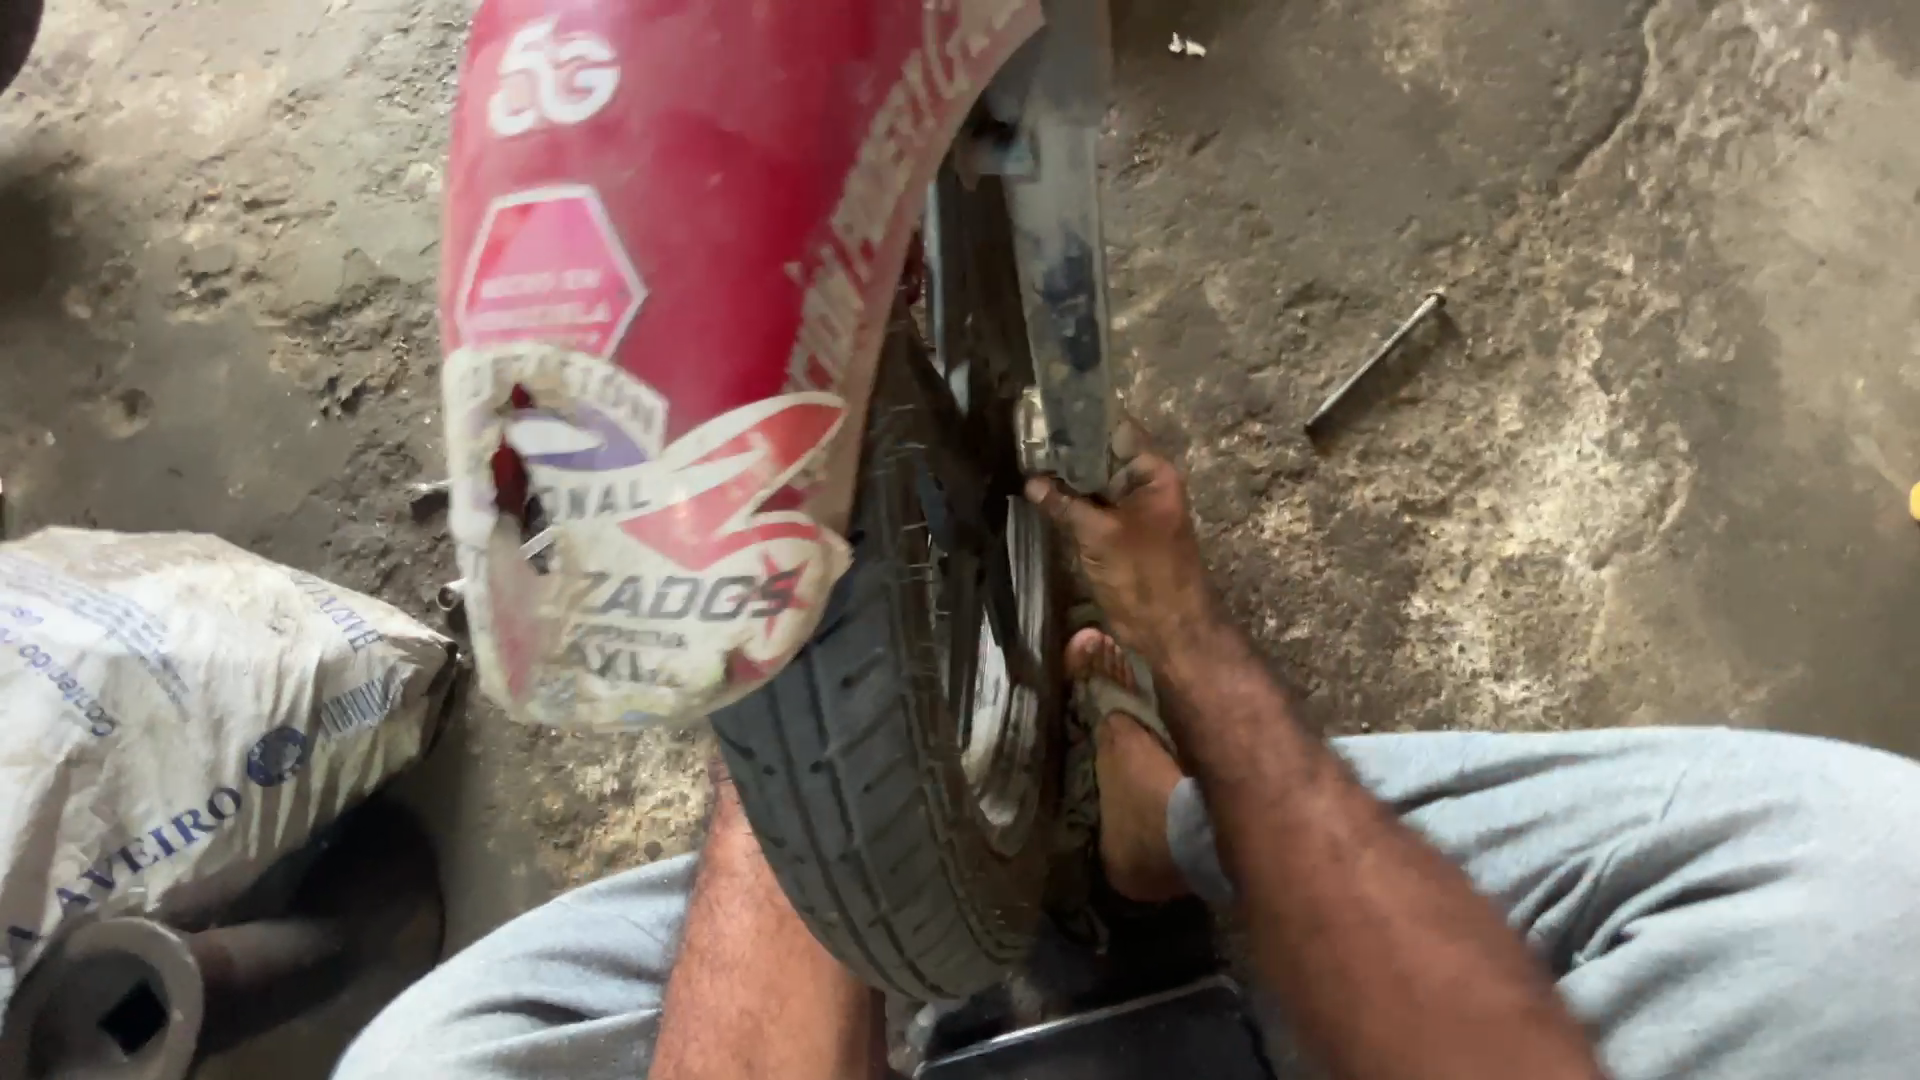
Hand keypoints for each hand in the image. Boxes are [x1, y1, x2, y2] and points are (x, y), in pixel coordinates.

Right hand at [1023, 420, 1216, 662]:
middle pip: (1101, 457)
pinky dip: (1067, 503)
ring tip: (1023, 459)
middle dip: (1066, 450)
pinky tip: (1036, 493)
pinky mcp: (1114, 534)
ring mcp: (1127, 511)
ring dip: (1064, 478)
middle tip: (1024, 437)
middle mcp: (1142, 486)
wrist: (1168, 629)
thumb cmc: (1144, 575)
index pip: (1118, 431)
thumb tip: (1031, 481)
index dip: (1084, 422)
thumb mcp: (1101, 534)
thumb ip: (1065, 504)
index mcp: (1153, 475)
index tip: (1047, 413)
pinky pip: (1089, 509)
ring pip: (1092, 484)